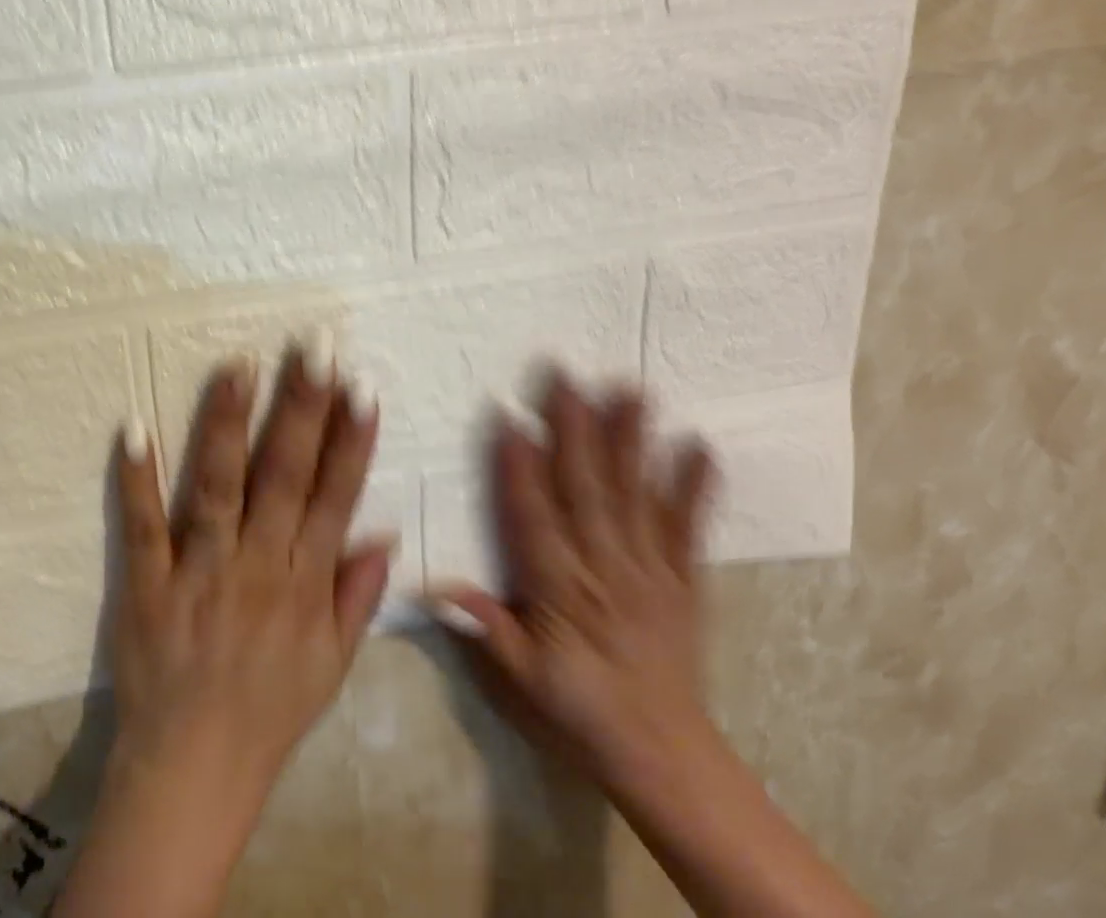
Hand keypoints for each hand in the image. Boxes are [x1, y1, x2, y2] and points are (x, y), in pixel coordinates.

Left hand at [107, 336, 395, 807]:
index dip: (350, 441)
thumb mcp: (333, 666)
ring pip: (218, 486)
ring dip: (228, 424)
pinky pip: (143, 523)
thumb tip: (384, 534)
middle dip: (301, 409)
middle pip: (283, 476)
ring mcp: (200, 571)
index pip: (334, 497)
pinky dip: (137, 477)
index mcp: (305, 585)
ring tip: (238, 365)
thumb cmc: (270, 712)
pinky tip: (134, 426)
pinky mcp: (148, 582)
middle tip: (311, 348)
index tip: (360, 387)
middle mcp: (258, 566)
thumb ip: (357, 597)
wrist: (197, 761)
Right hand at [428, 371, 717, 795]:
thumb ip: (486, 627)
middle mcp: (606, 571)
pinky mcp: (683, 582)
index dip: (520, 467)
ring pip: (636, 497)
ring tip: (629, 389)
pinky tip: (698, 445)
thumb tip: (433, 586)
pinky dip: (694, 487)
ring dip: (632, 441)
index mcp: (560, 592)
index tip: (510, 418)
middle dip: (574, 431)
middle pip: (587, 491)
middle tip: (566, 377)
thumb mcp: (519, 679)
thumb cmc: (577, 711)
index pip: (534, 518)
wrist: (661, 752)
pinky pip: (688, 530)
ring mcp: (650, 573)